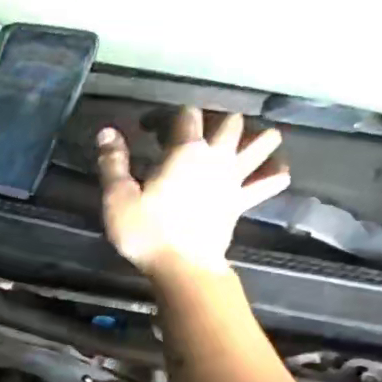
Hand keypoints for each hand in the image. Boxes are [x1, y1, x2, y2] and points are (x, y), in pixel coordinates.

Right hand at [96, 107, 288, 281]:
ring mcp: (237, 178)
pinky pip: (273, 180)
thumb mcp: (117, 196)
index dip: (166, 116)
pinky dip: (274, 171)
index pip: (185, 116)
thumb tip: (107, 131)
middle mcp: (218, 157)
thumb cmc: (145, 230)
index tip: (147, 127)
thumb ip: (113, 162)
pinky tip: (267, 170)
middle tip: (190, 134)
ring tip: (236, 142)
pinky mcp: (245, 200)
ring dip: (253, 136)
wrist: (181, 265)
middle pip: (230, 122)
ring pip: (263, 142)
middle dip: (212, 121)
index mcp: (186, 152)